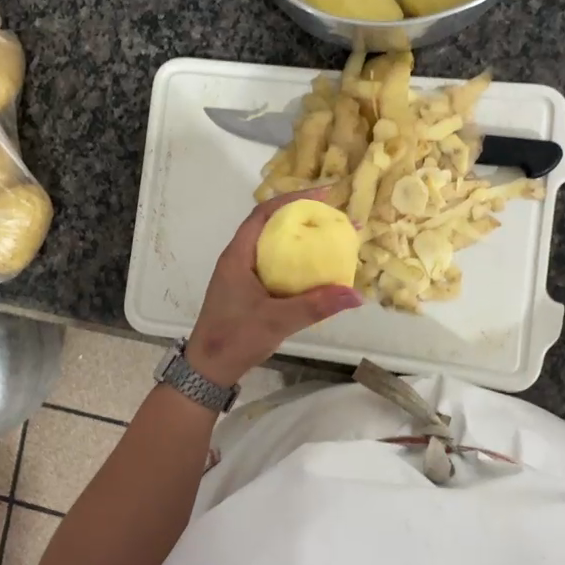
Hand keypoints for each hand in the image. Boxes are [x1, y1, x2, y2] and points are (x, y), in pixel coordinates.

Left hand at [187, 189, 362, 386]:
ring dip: (299, 240)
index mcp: (238, 256)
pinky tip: (316, 271)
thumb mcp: (276, 321)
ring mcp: (242, 274)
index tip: (323, 195)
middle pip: (271, 226)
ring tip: (331, 238)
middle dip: (302, 218)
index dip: (292, 200)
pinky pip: (274, 265)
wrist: (208, 368)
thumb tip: (355, 294)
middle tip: (334, 217)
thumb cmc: (234, 338)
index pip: (264, 214)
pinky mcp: (247, 290)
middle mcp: (238, 258)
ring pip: (273, 246)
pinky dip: (295, 261)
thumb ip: (314, 306)